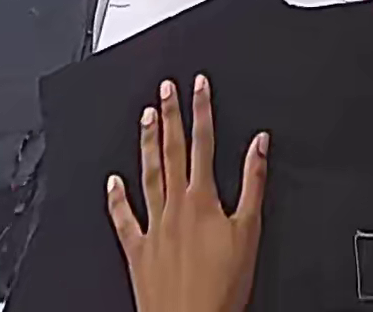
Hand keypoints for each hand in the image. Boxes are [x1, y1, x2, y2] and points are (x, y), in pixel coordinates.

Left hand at [106, 75, 268, 311]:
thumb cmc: (223, 286)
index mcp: (202, 198)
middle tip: (165, 89)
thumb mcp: (250, 231)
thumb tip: (259, 143)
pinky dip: (117, 199)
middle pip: (172, 150)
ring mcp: (153, 227)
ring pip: (149, 175)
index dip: (201, 109)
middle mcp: (175, 206)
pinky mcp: (138, 251)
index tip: (198, 86)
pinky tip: (112, 181)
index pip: (203, 141)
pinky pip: (124, 220)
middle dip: (170, 115)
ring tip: (145, 117)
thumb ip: (254, 182)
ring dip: (147, 143)